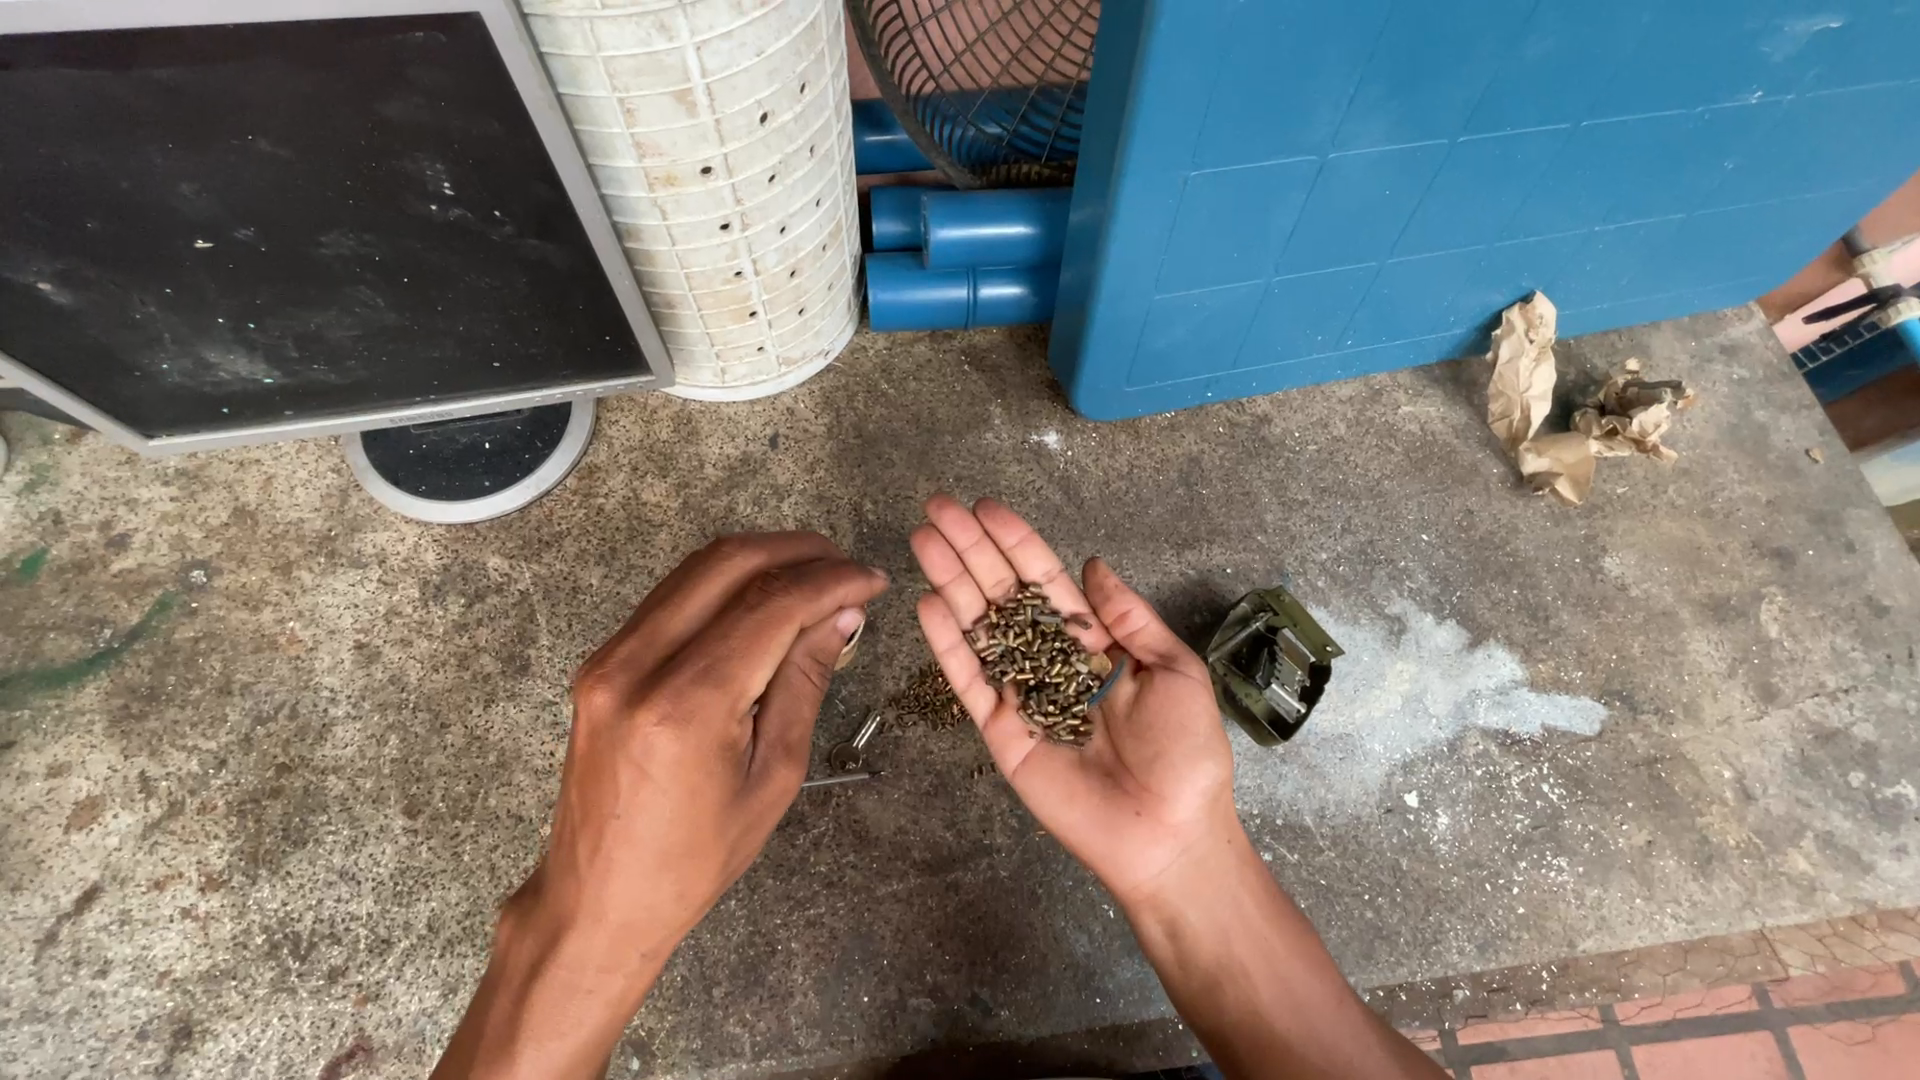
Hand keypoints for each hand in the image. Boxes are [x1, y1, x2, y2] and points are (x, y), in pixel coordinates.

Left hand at [435, 532, 887, 1079]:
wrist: (598, 901)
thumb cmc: (697, 857)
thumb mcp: (774, 775)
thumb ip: (805, 681)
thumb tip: (842, 615)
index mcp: (689, 703)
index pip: (772, 604)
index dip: (831, 581)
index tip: (872, 579)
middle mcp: (638, 663)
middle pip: (729, 563)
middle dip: (799, 551)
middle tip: (847, 565)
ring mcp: (609, 657)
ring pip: (697, 568)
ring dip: (763, 556)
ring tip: (815, 573)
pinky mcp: (601, 661)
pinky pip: (673, 595)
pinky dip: (726, 581)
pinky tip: (763, 595)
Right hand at [909, 496, 1237, 903]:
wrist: (1169, 831)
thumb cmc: (1183, 751)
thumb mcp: (1173, 668)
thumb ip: (1128, 615)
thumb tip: (1093, 563)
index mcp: (1091, 641)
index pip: (1044, 579)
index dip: (1014, 541)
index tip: (985, 506)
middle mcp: (1049, 659)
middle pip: (1002, 594)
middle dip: (970, 549)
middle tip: (936, 507)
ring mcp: (1021, 693)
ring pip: (978, 628)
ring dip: (950, 582)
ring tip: (922, 540)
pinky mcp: (1001, 731)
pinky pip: (970, 682)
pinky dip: (948, 645)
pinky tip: (929, 603)